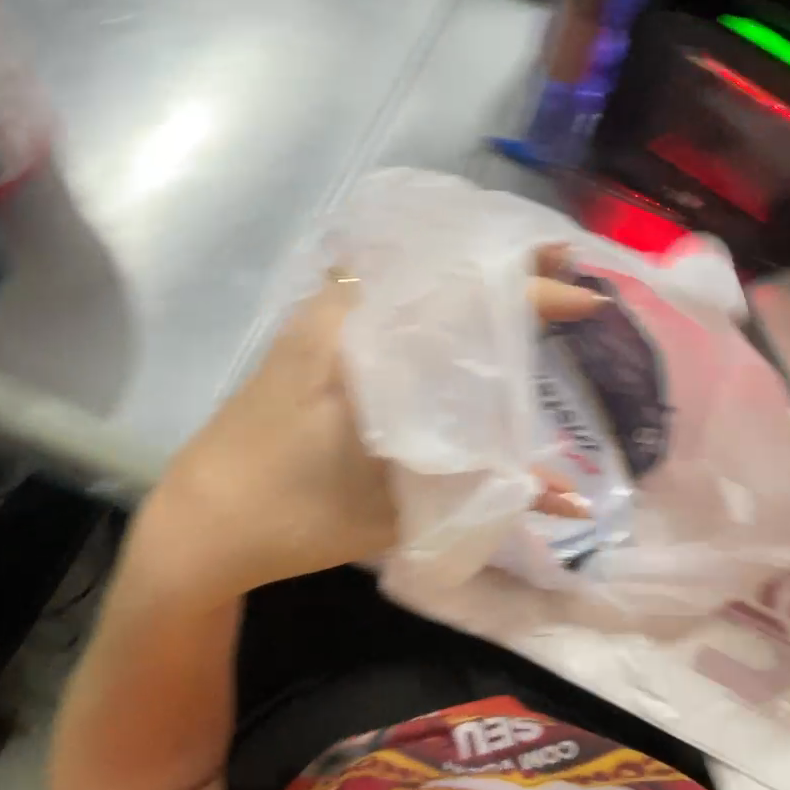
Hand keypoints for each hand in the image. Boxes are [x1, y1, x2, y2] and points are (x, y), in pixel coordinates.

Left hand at [152, 245, 606, 590]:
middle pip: (440, 268)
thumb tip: (574, 503)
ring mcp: (322, 322)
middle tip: (562, 272)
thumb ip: (489, 496)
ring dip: (467, 279)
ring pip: (410, 279)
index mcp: (365, 342)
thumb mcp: (396, 509)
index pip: (462, 297)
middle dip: (504, 268)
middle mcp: (345, 315)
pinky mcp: (312, 341)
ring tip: (524, 288)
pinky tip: (457, 315)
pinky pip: (385, 297)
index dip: (529, 294)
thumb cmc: (295, 512)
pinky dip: (430, 295)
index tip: (585, 298)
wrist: (203, 521)